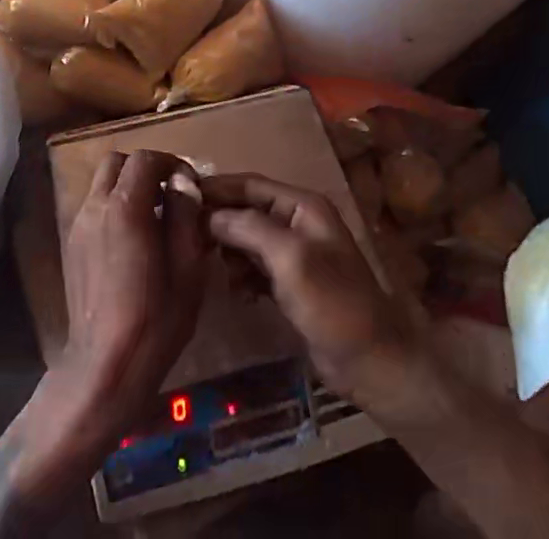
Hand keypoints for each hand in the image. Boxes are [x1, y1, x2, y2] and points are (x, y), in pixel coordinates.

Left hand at [48, 151, 209, 452]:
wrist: (106, 364)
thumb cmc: (156, 318)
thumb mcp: (188, 266)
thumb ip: (185, 215)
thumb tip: (183, 182)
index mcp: (124, 208)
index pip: (144, 159)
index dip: (171, 163)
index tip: (189, 184)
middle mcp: (95, 208)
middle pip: (116, 163)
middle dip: (145, 169)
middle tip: (171, 195)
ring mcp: (78, 226)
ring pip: (101, 184)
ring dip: (128, 187)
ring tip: (155, 218)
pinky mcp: (71, 245)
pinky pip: (94, 207)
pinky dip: (115, 206)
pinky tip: (134, 241)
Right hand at [202, 173, 420, 406]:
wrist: (371, 362)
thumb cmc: (334, 303)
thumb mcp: (290, 258)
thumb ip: (248, 228)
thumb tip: (207, 213)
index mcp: (303, 206)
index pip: (249, 184)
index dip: (215, 188)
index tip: (177, 197)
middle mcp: (297, 221)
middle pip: (245, 210)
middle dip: (218, 223)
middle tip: (187, 241)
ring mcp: (293, 253)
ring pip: (245, 239)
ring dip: (228, 253)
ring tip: (219, 273)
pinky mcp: (288, 281)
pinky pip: (253, 266)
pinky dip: (241, 275)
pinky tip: (238, 293)